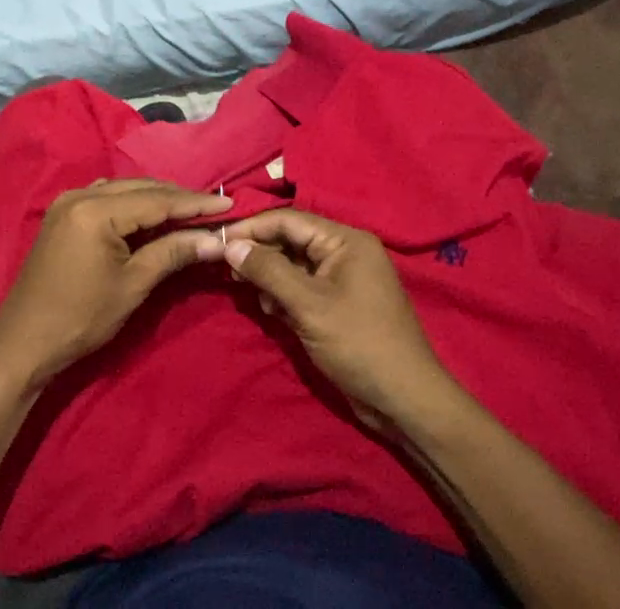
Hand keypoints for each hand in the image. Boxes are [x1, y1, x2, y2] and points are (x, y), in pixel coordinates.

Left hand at [0, 179, 229, 390]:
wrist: (25, 342)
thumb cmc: (81, 318)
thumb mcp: (133, 285)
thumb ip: (172, 253)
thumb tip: (215, 240)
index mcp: (95, 210)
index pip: (157, 199)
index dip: (195, 202)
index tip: (230, 203)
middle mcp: (79, 195)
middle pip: (140, 187)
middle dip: (177, 197)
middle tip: (214, 207)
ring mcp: (66, 202)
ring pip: (122, 190)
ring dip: (155, 198)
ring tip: (189, 211)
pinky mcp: (62, 215)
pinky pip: (105, 197)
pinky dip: (131, 203)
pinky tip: (151, 215)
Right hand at [223, 210, 452, 428]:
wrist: (402, 399)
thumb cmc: (358, 343)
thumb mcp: (309, 305)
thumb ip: (268, 271)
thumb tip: (231, 246)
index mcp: (346, 242)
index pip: (289, 220)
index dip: (252, 228)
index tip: (217, 242)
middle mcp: (345, 253)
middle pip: (290, 240)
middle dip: (259, 255)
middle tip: (229, 273)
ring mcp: (342, 280)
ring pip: (293, 265)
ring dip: (269, 279)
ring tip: (255, 298)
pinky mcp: (338, 304)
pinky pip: (302, 288)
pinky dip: (283, 296)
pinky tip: (273, 313)